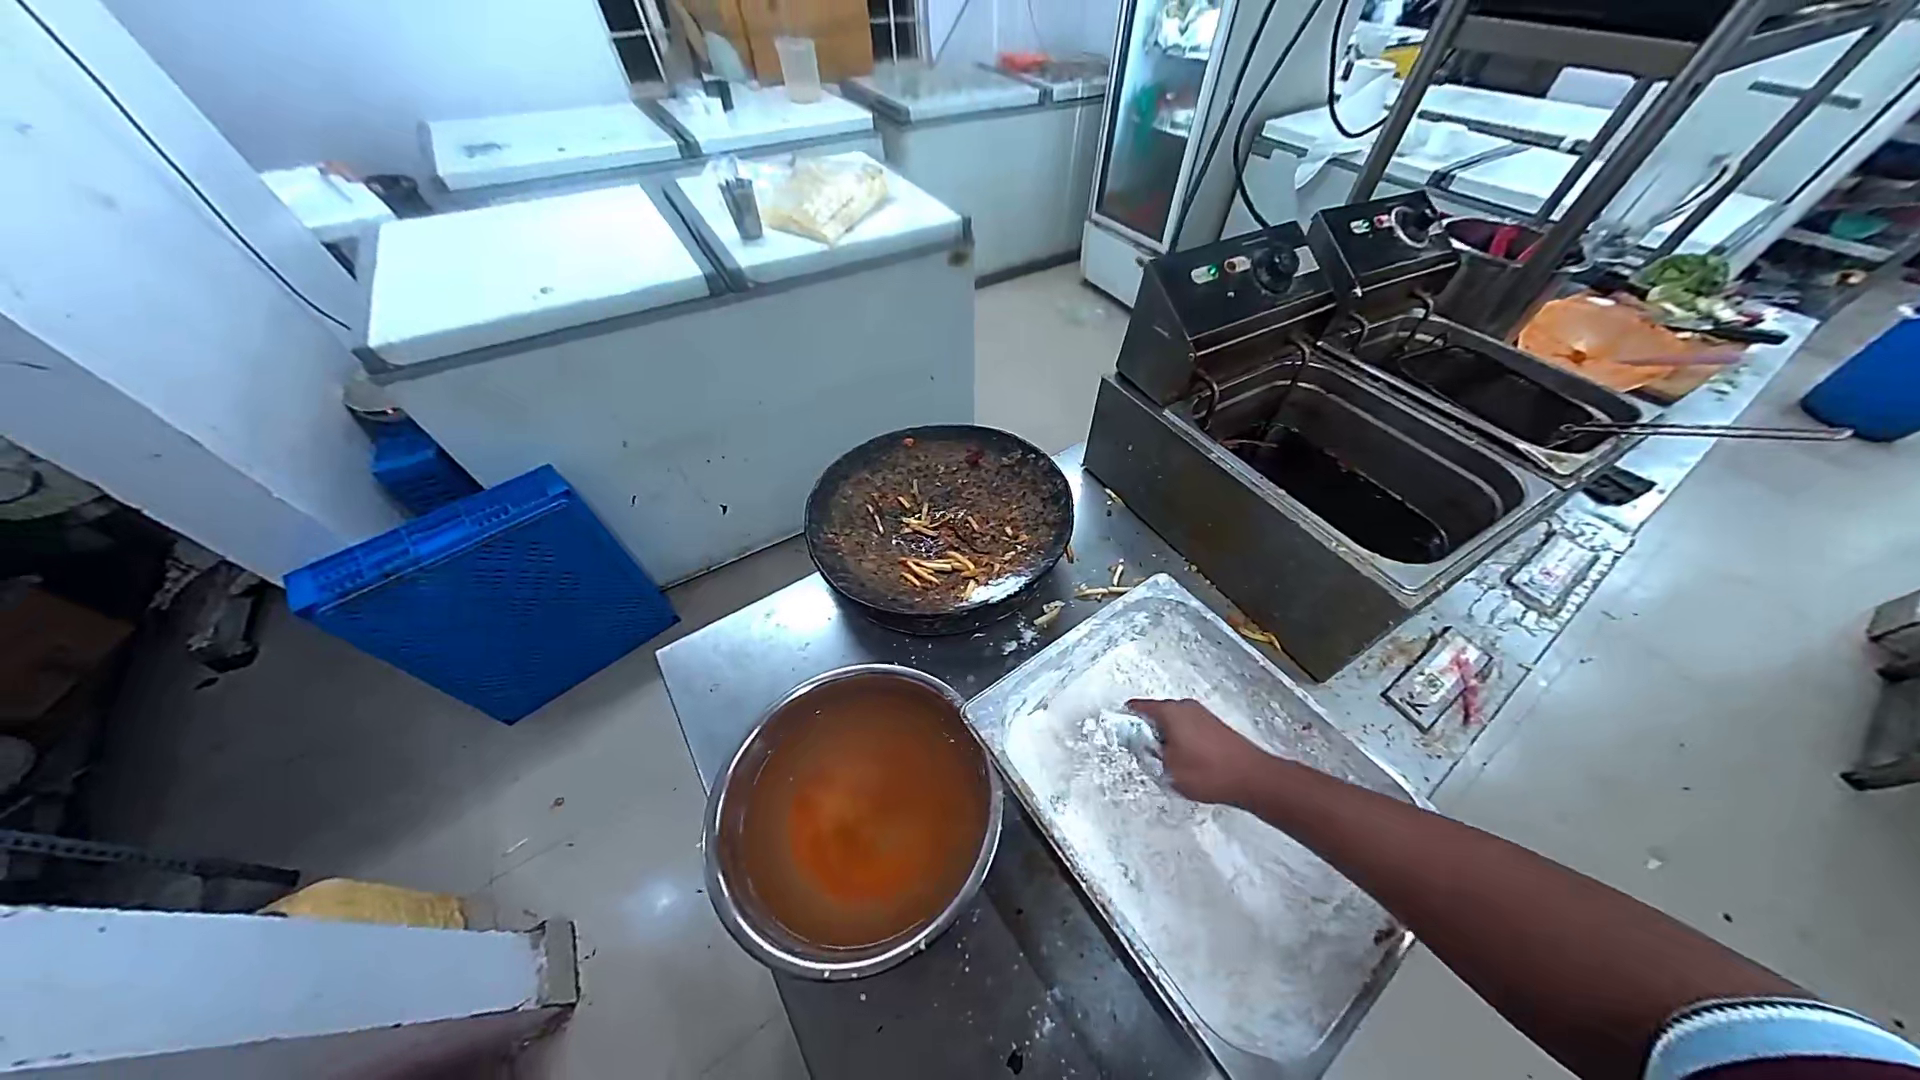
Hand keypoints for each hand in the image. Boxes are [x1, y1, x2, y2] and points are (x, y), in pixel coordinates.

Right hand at [1126, 698, 1271, 805]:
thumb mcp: (1166, 769)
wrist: (1253, 779)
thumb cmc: (1208, 773)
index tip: (1119, 736)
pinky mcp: (1214, 725)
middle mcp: (1184, 706)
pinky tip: (1186, 761)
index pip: (1137, 707)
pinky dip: (1181, 739)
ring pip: (1172, 722)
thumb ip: (1147, 753)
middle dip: (1146, 732)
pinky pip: (1187, 727)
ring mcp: (1201, 714)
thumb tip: (1139, 744)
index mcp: (1169, 711)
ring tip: (1166, 762)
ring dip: (1165, 737)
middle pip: (1155, 714)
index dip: (1124, 721)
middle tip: (1144, 754)